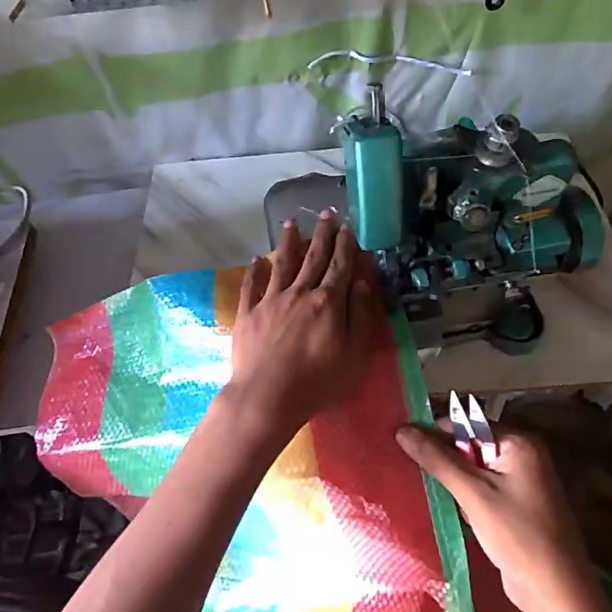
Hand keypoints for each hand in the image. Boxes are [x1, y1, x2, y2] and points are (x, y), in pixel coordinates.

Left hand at [224, 211, 381, 440]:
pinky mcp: (248, 314)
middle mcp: (299, 293)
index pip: (340, 266)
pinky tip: (256, 260)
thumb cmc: (318, 381)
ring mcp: (271, 301)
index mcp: (328, 302)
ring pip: (281, 264)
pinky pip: (252, 285)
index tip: (348, 227)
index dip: (345, 245)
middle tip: (325, 214)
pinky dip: (254, 270)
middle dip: (321, 234)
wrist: (267, 397)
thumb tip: (363, 283)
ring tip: (290, 223)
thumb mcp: (355, 354)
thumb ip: (361, 316)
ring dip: (287, 242)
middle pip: (313, 258)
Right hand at [395, 422, 602, 611]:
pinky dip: (465, 495)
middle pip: (471, 445)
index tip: (403, 444)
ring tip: (422, 486)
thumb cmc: (517, 536)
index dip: (436, 433)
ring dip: (453, 479)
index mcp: (519, 442)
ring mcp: (523, 481)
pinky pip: (483, 488)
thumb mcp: (473, 494)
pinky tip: (447, 507)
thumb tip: (401, 429)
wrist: (556, 594)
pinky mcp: (518, 505)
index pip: (467, 424)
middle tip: (409, 467)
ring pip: (475, 468)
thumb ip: (437, 459)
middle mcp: (524, 454)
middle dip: (444, 458)